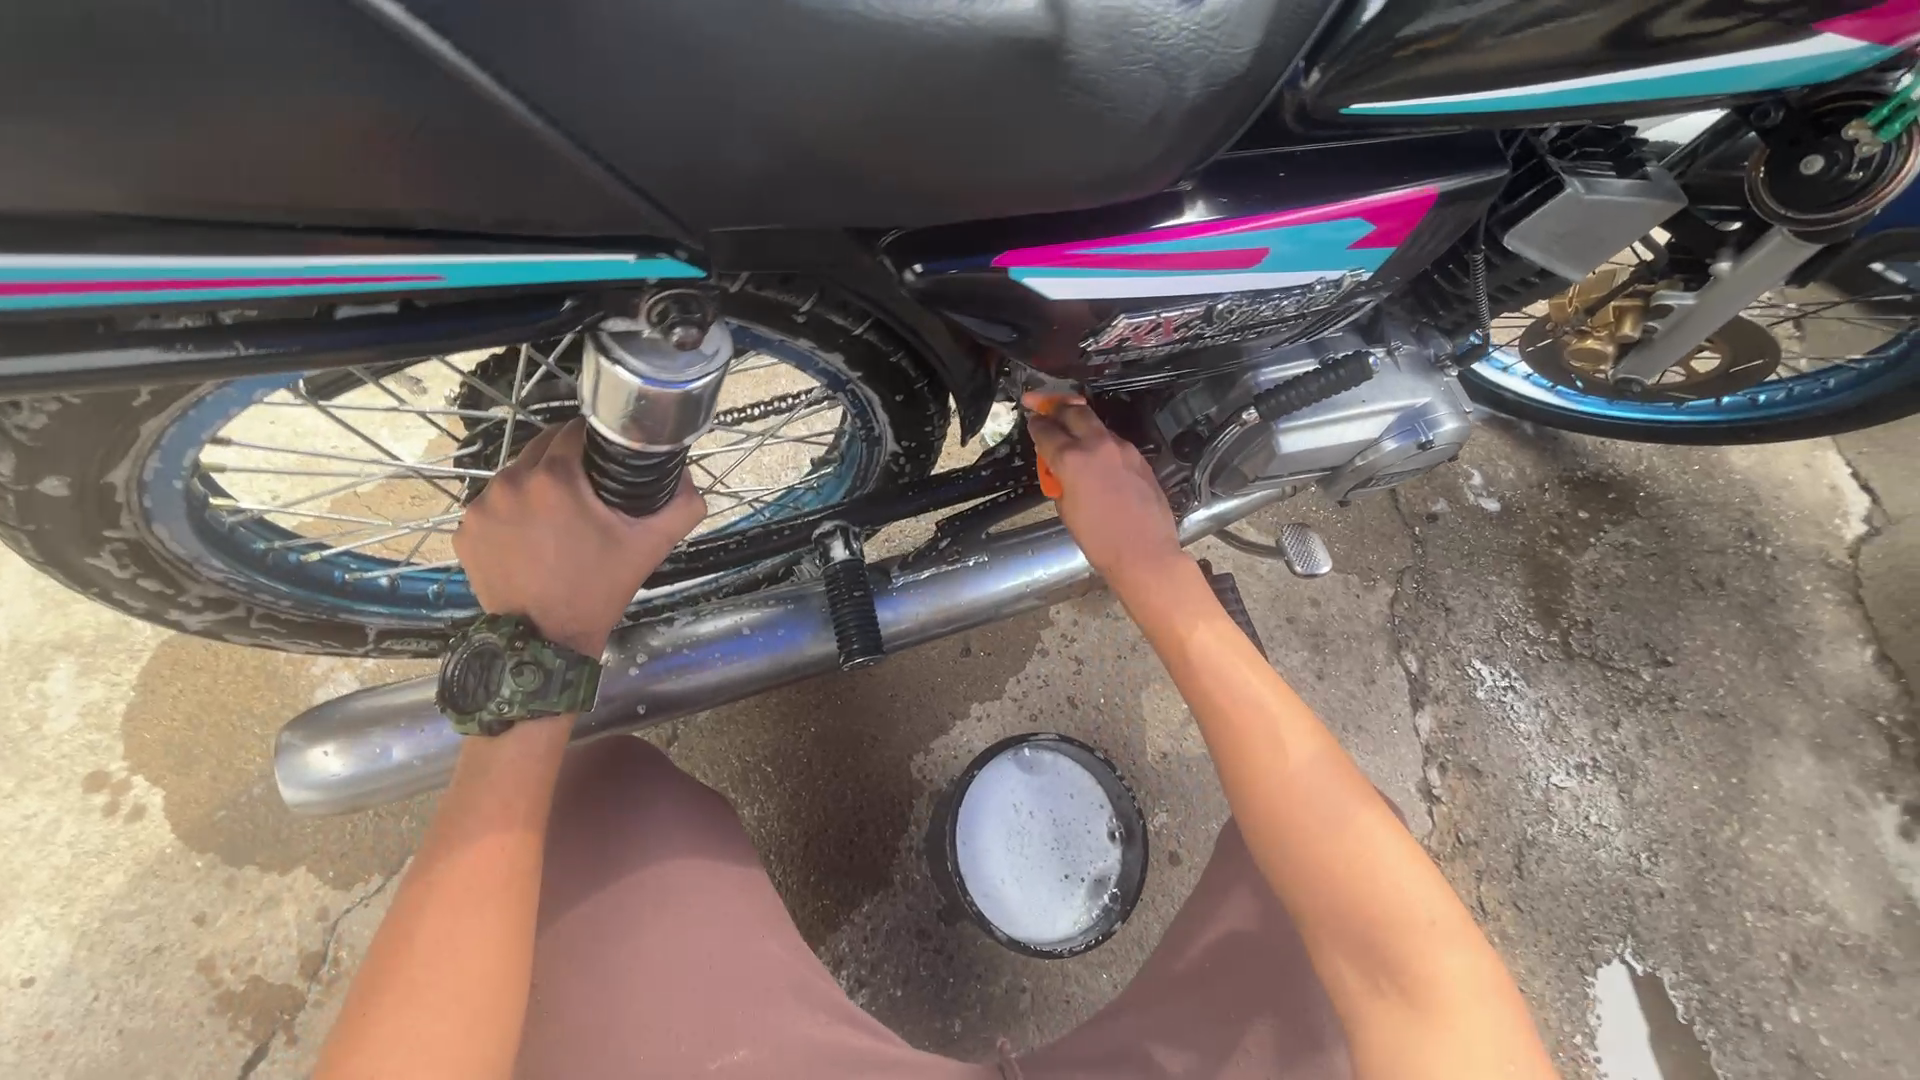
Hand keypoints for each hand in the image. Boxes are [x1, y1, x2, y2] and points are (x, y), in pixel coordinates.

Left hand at [452, 419, 704, 656]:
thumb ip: (682, 506)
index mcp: (554, 479)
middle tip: (590, 490)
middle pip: (541, 448)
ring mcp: (481, 508)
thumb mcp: (652, 546)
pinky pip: (494, 506)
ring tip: (560, 517)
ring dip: (538, 485)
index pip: (574, 431)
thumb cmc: (600, 588)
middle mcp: (509, 483)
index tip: (608, 458)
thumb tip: (689, 478)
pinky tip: (532, 537)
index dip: (595, 439)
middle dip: (566, 460)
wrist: (547, 639)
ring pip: (516, 476)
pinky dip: (513, 513)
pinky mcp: (465, 531)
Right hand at [1024, 392, 1186, 592]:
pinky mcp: (1140, 458)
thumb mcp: (1066, 509)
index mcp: (1072, 459)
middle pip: (1074, 411)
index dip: (1036, 424)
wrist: (1144, 552)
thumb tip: (1058, 467)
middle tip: (1047, 407)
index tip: (1032, 420)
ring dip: (1082, 424)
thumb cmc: (1098, 540)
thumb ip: (1060, 479)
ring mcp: (1123, 449)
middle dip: (1058, 407)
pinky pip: (1115, 442)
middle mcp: (1098, 446)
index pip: (1046, 431)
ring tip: (1072, 431)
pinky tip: (1097, 456)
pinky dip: (1101, 443)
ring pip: (1097, 425)